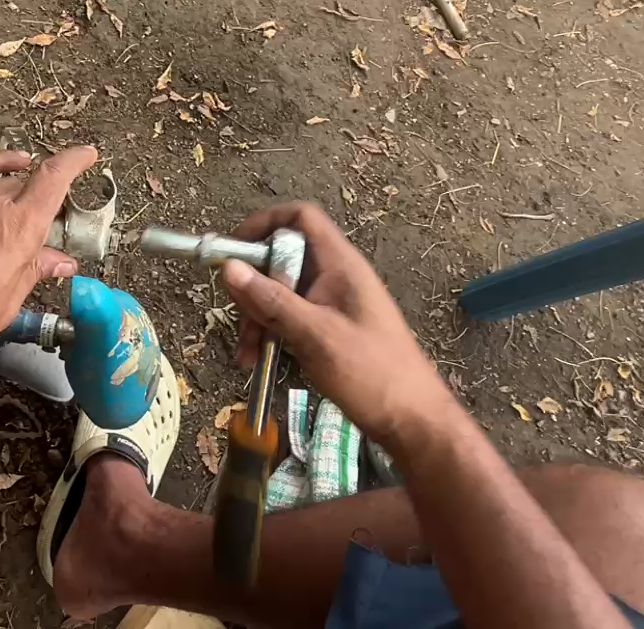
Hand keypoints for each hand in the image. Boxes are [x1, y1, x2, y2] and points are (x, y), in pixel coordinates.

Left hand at [0, 147, 99, 376]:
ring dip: (17, 191)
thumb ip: (34, 271)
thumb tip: (61, 261)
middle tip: (49, 225)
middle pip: (26, 184)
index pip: (52, 178)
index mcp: (15, 228)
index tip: (88, 154)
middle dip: (44, 197)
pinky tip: (0, 169)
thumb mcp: (6, 302)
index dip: (75, 161)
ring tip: (25, 209)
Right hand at [221, 201, 461, 450]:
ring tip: (247, 352)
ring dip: (256, 316)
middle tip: (239, 315)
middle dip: (252, 285)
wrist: (415, 425)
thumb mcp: (315, 336)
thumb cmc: (372, 374)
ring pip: (278, 291)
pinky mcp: (326, 327)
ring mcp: (330, 302)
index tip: (234, 249)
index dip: (264, 223)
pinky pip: (287, 316)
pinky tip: (257, 360)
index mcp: (339, 264)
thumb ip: (271, 300)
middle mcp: (333, 276)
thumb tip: (228, 267)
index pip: (299, 218)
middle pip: (280, 258)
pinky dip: (269, 333)